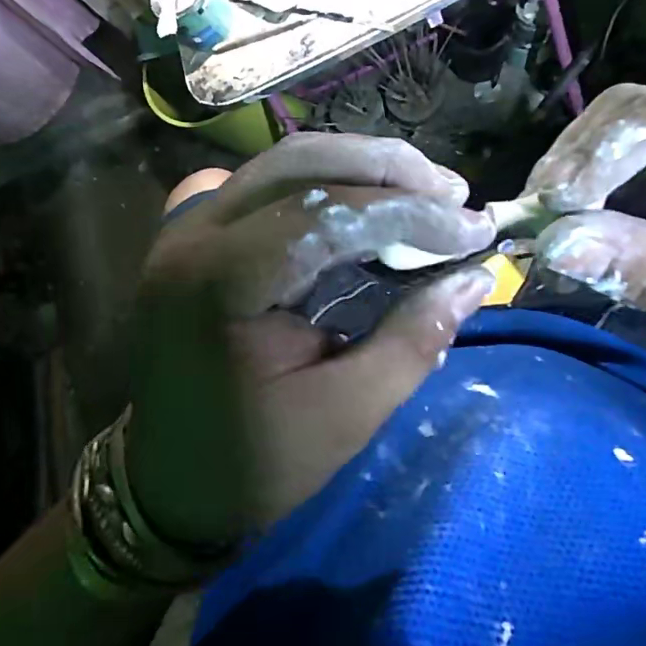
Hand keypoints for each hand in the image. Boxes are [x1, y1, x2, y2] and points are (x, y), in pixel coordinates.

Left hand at [125, 134, 496, 545]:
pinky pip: (250, 186)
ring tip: (418, 188)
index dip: (407, 213)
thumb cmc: (252, 463)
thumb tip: (477, 276)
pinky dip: (306, 181)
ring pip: (275, 165)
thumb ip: (412, 340)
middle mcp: (190, 238)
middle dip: (384, 170)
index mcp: (218, 284)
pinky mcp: (184, 239)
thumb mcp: (344, 415)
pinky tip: (343, 198)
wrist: (169, 480)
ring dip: (352, 166)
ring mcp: (179, 232)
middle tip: (451, 193)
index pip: (323, 214)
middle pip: (296, 165)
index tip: (473, 229)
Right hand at [524, 70, 645, 472]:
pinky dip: (589, 192)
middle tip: (541, 205)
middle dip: (595, 148)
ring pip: (641, 128)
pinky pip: (633, 170)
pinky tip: (562, 222)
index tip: (562, 199)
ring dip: (583, 165)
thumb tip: (555, 240)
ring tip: (541, 214)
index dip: (624, 141)